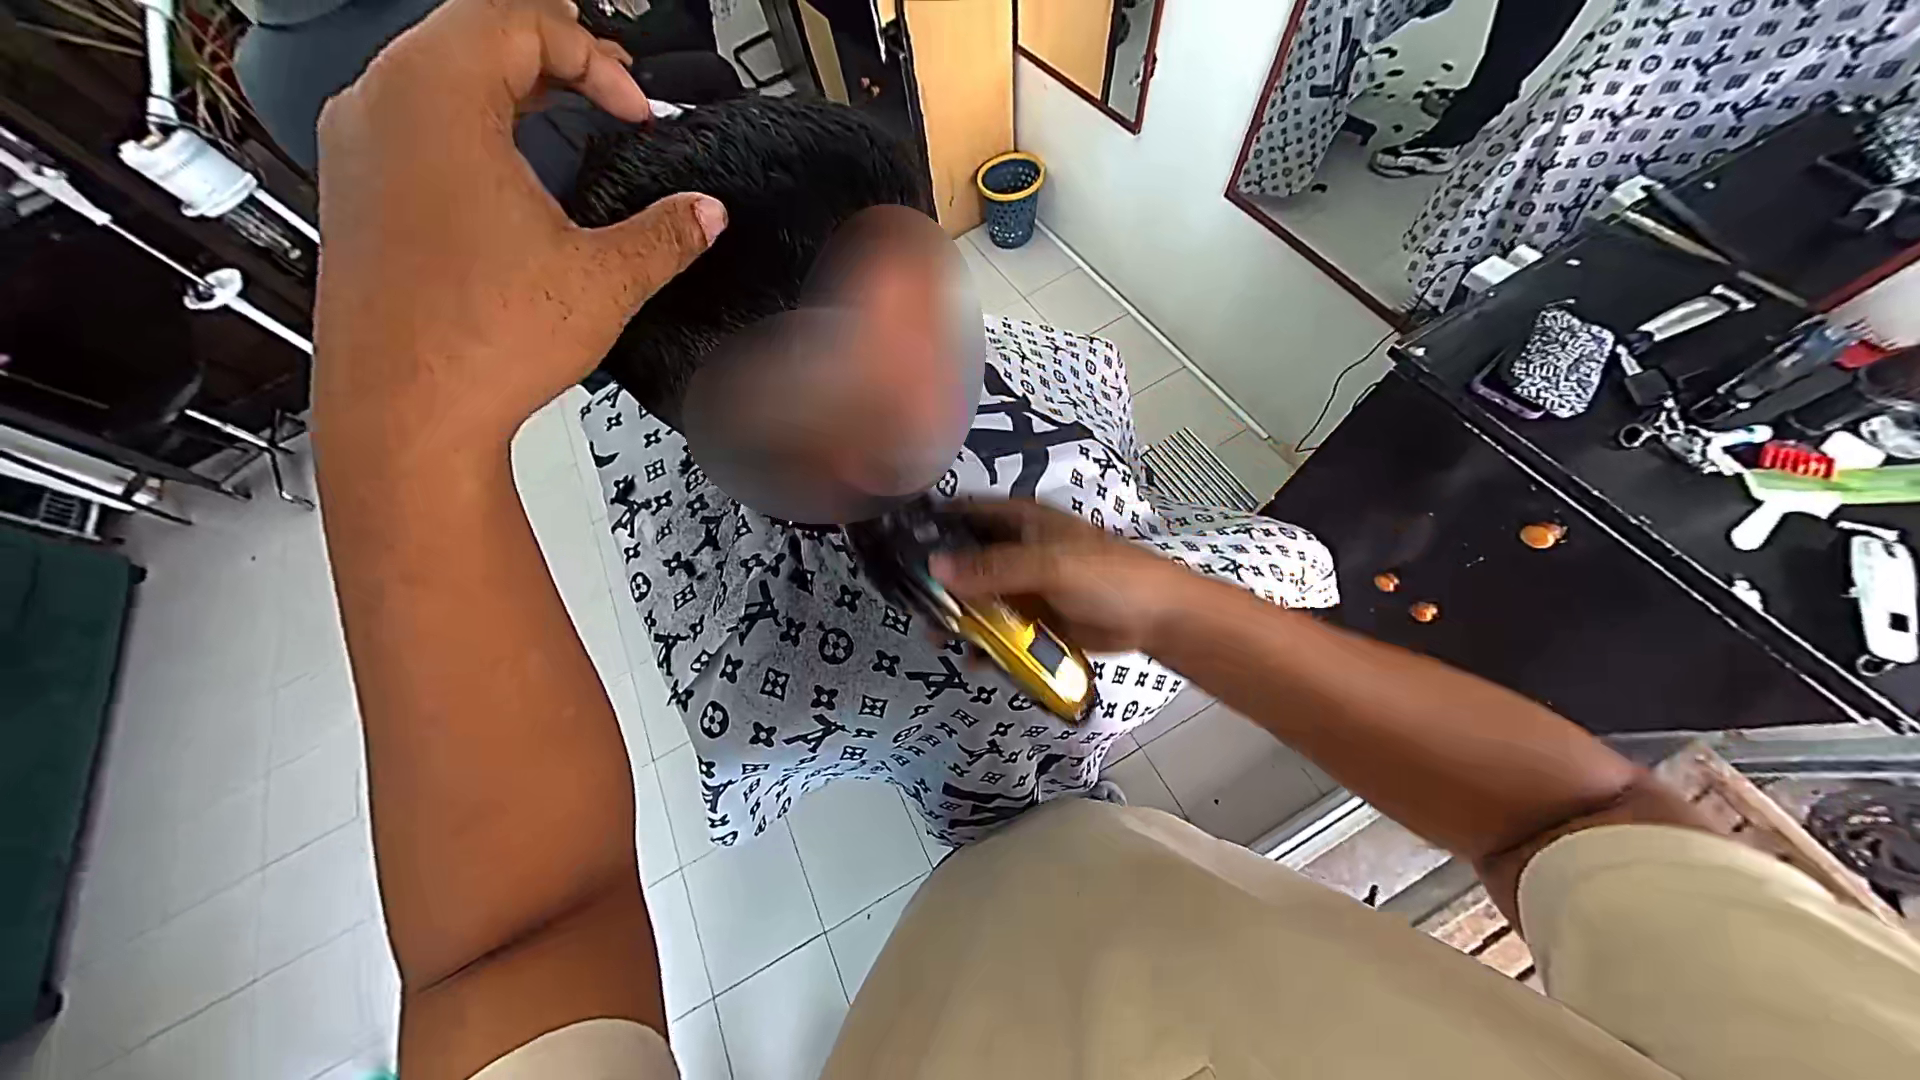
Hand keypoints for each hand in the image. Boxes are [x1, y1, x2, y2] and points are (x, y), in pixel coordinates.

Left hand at [311, 0, 726, 457]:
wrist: (406, 408)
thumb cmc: (478, 342)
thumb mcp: (604, 280)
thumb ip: (666, 235)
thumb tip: (705, 213)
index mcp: (436, 103)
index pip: (512, 18)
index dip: (590, 53)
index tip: (634, 108)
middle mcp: (378, 110)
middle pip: (468, 33)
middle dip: (553, 55)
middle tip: (610, 87)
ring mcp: (359, 152)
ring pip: (437, 76)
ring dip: (513, 87)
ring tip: (568, 115)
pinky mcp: (362, 196)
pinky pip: (417, 125)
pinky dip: (477, 126)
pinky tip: (519, 173)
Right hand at [930, 500, 1211, 652]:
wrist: (1157, 617)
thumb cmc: (1108, 576)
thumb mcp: (1049, 565)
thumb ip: (993, 568)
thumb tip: (935, 568)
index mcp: (1021, 521)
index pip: (967, 513)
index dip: (934, 525)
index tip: (900, 546)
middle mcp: (1016, 549)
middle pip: (966, 560)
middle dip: (941, 581)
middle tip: (915, 605)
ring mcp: (1024, 585)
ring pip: (979, 597)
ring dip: (959, 616)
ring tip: (936, 637)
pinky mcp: (1034, 617)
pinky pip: (999, 626)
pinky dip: (984, 641)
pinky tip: (973, 659)